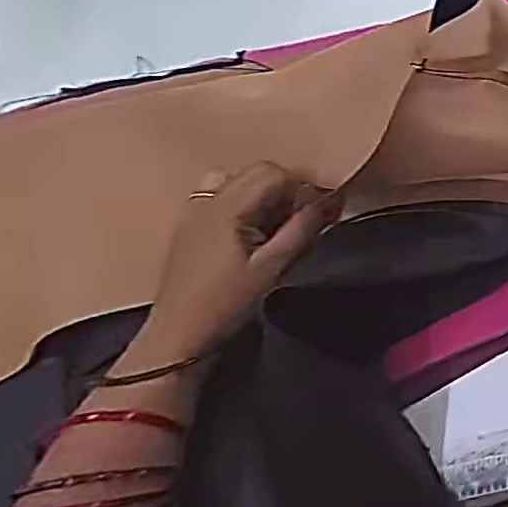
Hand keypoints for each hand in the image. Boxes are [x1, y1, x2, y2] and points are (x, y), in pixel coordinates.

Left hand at [144, 162, 339, 355]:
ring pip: (236, 179)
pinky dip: (243, 199)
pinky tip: (252, 226)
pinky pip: (219, 194)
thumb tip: (329, 200)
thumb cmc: (228, 302)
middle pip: (254, 171)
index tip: (321, 208)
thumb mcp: (274, 266)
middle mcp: (206, 201)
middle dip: (285, 187)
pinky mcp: (188, 224)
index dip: (302, 185)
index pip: (272, 172)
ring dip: (263, 191)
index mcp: (226, 208)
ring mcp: (193, 211)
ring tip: (278, 220)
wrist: (178, 335)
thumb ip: (302, 228)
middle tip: (303, 217)